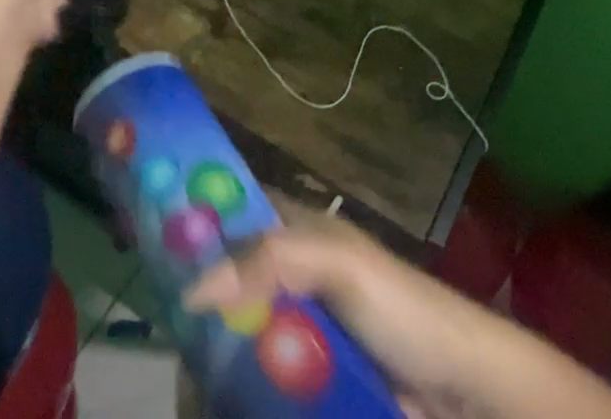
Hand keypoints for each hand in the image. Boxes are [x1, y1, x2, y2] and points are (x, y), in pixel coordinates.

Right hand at [183, 200, 489, 416]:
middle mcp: (293, 277)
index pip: (236, 215)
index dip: (196, 221)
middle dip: (195, 302)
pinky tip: (208, 394)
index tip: (147, 244)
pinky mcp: (305, 380)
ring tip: (180, 375)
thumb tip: (193, 290)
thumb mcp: (342, 265)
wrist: (464, 390)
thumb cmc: (404, 310)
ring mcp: (299, 331)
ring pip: (237, 333)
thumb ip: (273, 259)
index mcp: (301, 235)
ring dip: (211, 351)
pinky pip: (256, 378)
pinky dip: (234, 386)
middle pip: (227, 281)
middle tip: (160, 330)